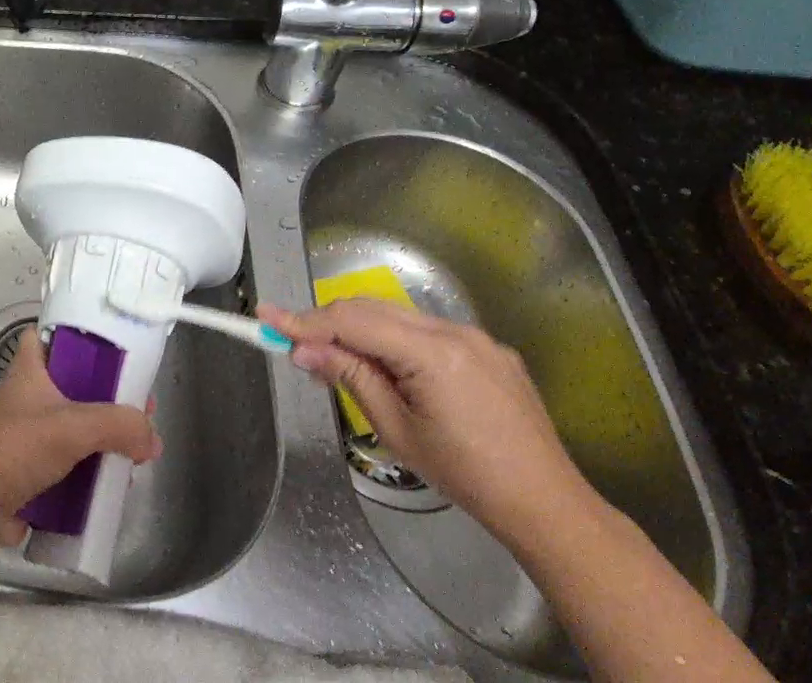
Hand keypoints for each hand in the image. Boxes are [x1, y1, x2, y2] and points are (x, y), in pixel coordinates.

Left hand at [0, 330, 160, 548]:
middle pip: (77, 386)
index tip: (117, 351)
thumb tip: (151, 438)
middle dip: (111, 398)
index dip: (80, 338)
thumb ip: (119, 425)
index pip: (48, 336)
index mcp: (28, 371)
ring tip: (138, 453)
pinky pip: (73, 461)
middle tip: (143, 411)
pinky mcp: (34, 468)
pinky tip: (117, 481)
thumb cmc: (14, 451)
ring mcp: (31, 433)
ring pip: (78, 426)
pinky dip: (94, 469)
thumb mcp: (71, 428)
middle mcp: (28, 396)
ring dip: (107, 439)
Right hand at [260, 299, 595, 540]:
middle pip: (372, 309)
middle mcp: (458, 333)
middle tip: (289, 340)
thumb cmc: (466, 473)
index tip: (266, 317)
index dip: (304, 321)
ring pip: (397, 317)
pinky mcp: (489, 352)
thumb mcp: (395, 428)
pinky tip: (381, 368)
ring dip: (358, 330)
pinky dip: (392, 340)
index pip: (352, 322)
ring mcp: (478, 340)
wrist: (545, 502)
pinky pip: (425, 332)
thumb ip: (349, 378)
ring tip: (331, 359)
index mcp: (434, 354)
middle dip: (327, 322)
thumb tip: (303, 351)